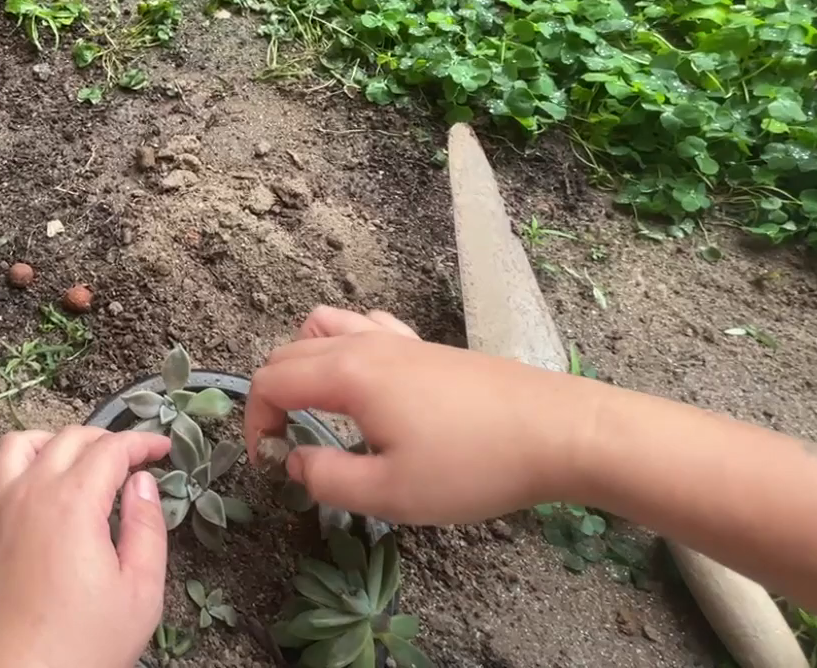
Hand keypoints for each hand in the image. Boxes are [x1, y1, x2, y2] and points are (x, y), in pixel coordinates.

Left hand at [0, 427, 173, 667]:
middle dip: (105, 439)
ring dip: (50, 441)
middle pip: (69, 437)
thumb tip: (142, 482)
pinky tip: (19, 488)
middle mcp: (32, 490)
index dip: (141, 442)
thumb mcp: (140, 593)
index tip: (163, 447)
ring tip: (76, 462)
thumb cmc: (84, 644)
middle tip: (131, 460)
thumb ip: (147, 529)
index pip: (111, 449)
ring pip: (18, 444)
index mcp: (74, 500)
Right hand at [244, 306, 603, 523]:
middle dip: (272, 399)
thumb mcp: (393, 493)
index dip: (256, 423)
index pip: (269, 383)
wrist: (560, 432)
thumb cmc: (473, 464)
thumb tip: (294, 463)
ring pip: (317, 327)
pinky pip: (361, 323)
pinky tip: (365, 374)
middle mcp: (357, 344)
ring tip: (315, 401)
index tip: (271, 464)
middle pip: (285, 354)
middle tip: (290, 446)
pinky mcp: (420, 344)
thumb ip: (328, 479)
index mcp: (342, 373)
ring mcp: (390, 337)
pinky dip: (342, 341)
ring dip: (299, 361)